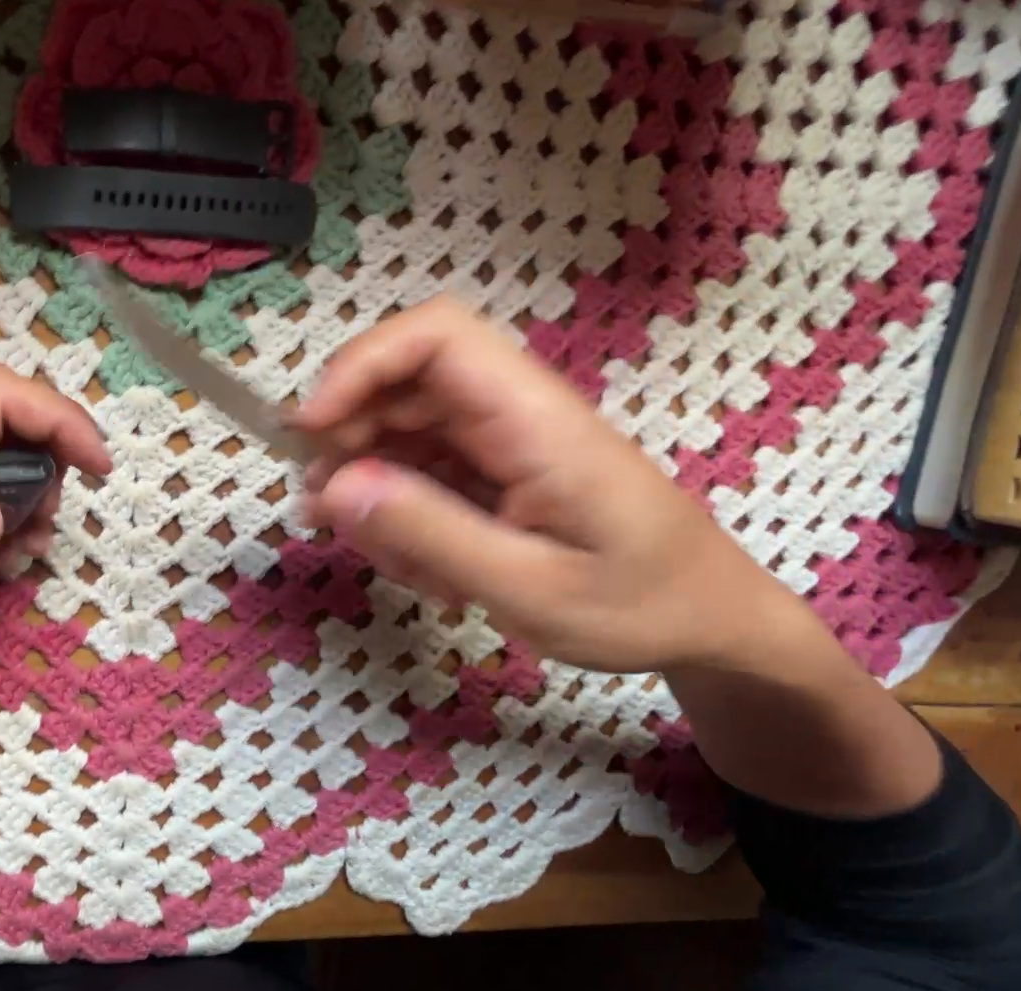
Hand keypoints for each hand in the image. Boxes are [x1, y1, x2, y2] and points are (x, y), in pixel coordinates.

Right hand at [292, 297, 809, 674]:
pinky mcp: (490, 470)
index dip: (359, 365)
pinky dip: (398, 517)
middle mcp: (509, 414)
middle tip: (326, 515)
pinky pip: (417, 472)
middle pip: (400, 385)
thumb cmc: (638, 605)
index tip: (309, 431)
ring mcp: (498, 442)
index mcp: (532, 420)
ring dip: (371, 493)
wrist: (711, 623)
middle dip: (347, 443)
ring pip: (397, 433)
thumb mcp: (529, 588)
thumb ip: (431, 534)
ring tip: (400, 565)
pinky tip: (423, 569)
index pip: (435, 338)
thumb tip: (334, 487)